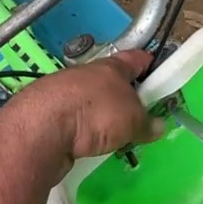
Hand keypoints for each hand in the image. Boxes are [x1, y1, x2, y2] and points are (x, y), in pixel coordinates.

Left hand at [6, 50, 158, 171]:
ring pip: (92, 102)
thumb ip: (147, 123)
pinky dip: (84, 130)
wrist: (42, 129)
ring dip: (103, 116)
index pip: (135, 58)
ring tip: (116, 136)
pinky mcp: (48, 114)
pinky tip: (90, 145)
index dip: (149, 65)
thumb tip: (158, 126)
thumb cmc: (95, 113)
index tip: (160, 75)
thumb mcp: (132, 119)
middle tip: (141, 116)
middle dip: (126, 96)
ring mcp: (64, 93)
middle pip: (112, 81)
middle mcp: (86, 74)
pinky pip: (75, 120)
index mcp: (111, 67)